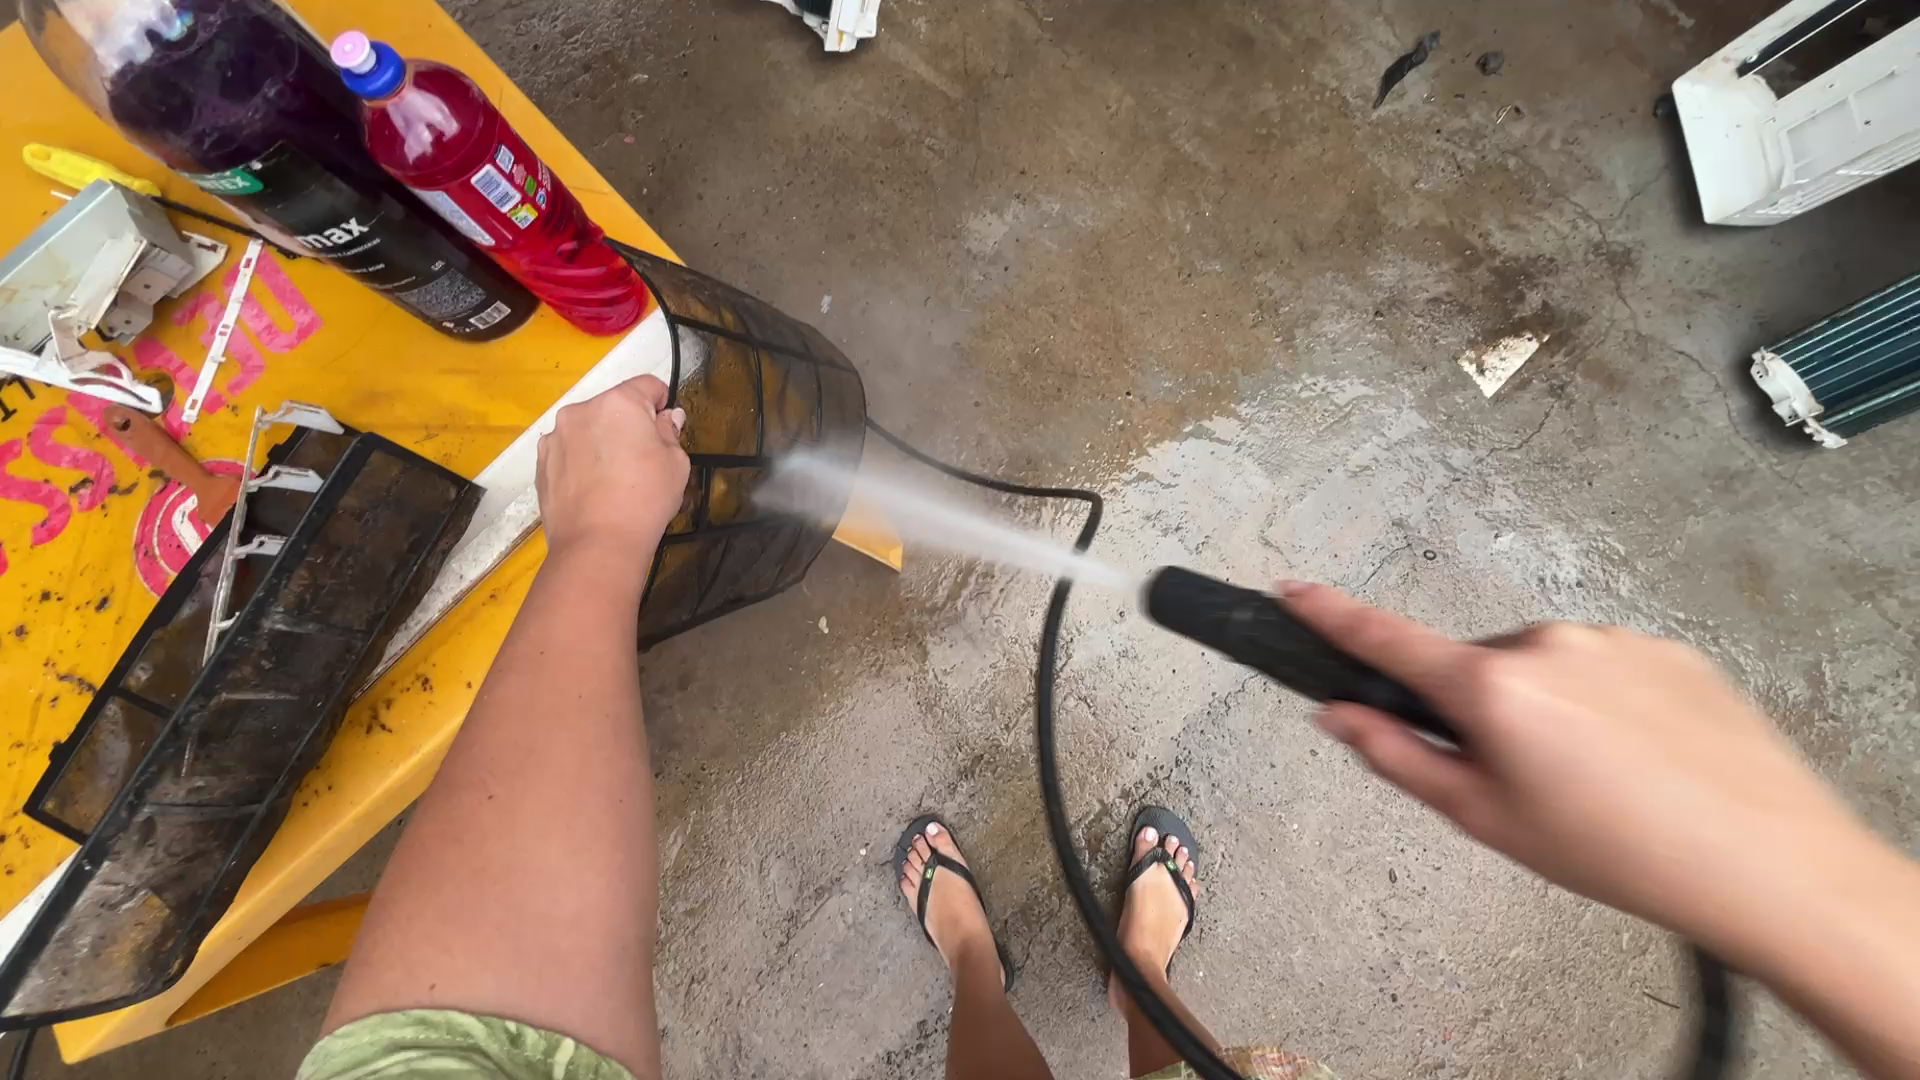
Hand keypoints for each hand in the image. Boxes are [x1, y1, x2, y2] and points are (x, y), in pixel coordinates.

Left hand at [536, 375, 689, 567]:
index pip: (648, 385)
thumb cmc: (646, 498)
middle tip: (643, 461)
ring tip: (615, 479)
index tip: (667, 430)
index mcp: (619, 402)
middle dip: (630, 425)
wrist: (597, 542)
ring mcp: (556, 435)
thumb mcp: (676, 464)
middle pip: (615, 406)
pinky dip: (583, 460)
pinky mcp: (541, 461)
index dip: (663, 404)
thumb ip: (670, 433)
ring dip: (604, 441)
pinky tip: (594, 489)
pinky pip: (570, 450)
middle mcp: (582, 409)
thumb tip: (667, 418)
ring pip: (590, 428)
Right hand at [1279, 581, 1873, 954]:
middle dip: (1471, 705)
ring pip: (1531, 664)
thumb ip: (1394, 753)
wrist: (1780, 873)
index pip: (1383, 638)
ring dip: (1535, 702)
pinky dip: (1590, 697)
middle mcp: (1543, 645)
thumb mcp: (1481, 816)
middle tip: (1514, 770)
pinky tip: (1632, 751)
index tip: (1291, 587)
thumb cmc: (1617, 854)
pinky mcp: (1663, 647)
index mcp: (1490, 688)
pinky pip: (1592, 662)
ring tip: (1588, 769)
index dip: (1327, 611)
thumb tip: (1337, 713)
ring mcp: (1608, 639)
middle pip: (1467, 664)